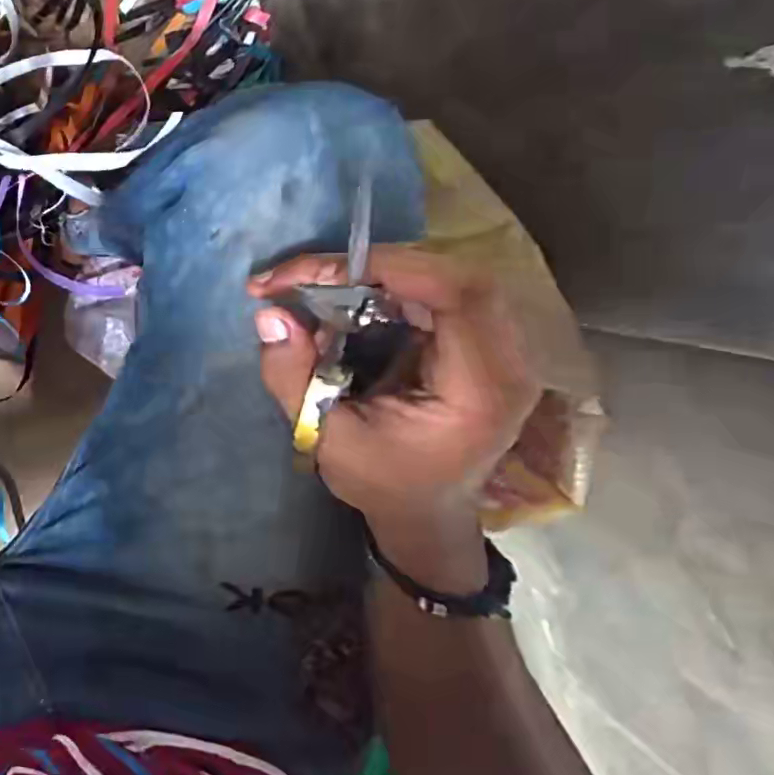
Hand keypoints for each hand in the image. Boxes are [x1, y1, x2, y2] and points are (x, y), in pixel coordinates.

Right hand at [248, 247, 539, 589]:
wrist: (424, 510)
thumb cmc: (381, 481)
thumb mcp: (324, 437)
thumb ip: (292, 376)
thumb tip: (269, 315)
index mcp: (481, 387)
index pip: (460, 295)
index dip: (391, 268)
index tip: (316, 275)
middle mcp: (504, 359)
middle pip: (452, 275)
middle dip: (369, 264)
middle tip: (299, 276)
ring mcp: (495, 347)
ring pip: (441, 276)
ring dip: (372, 272)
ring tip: (310, 285)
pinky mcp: (472, 341)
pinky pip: (433, 291)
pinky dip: (380, 285)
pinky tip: (339, 298)